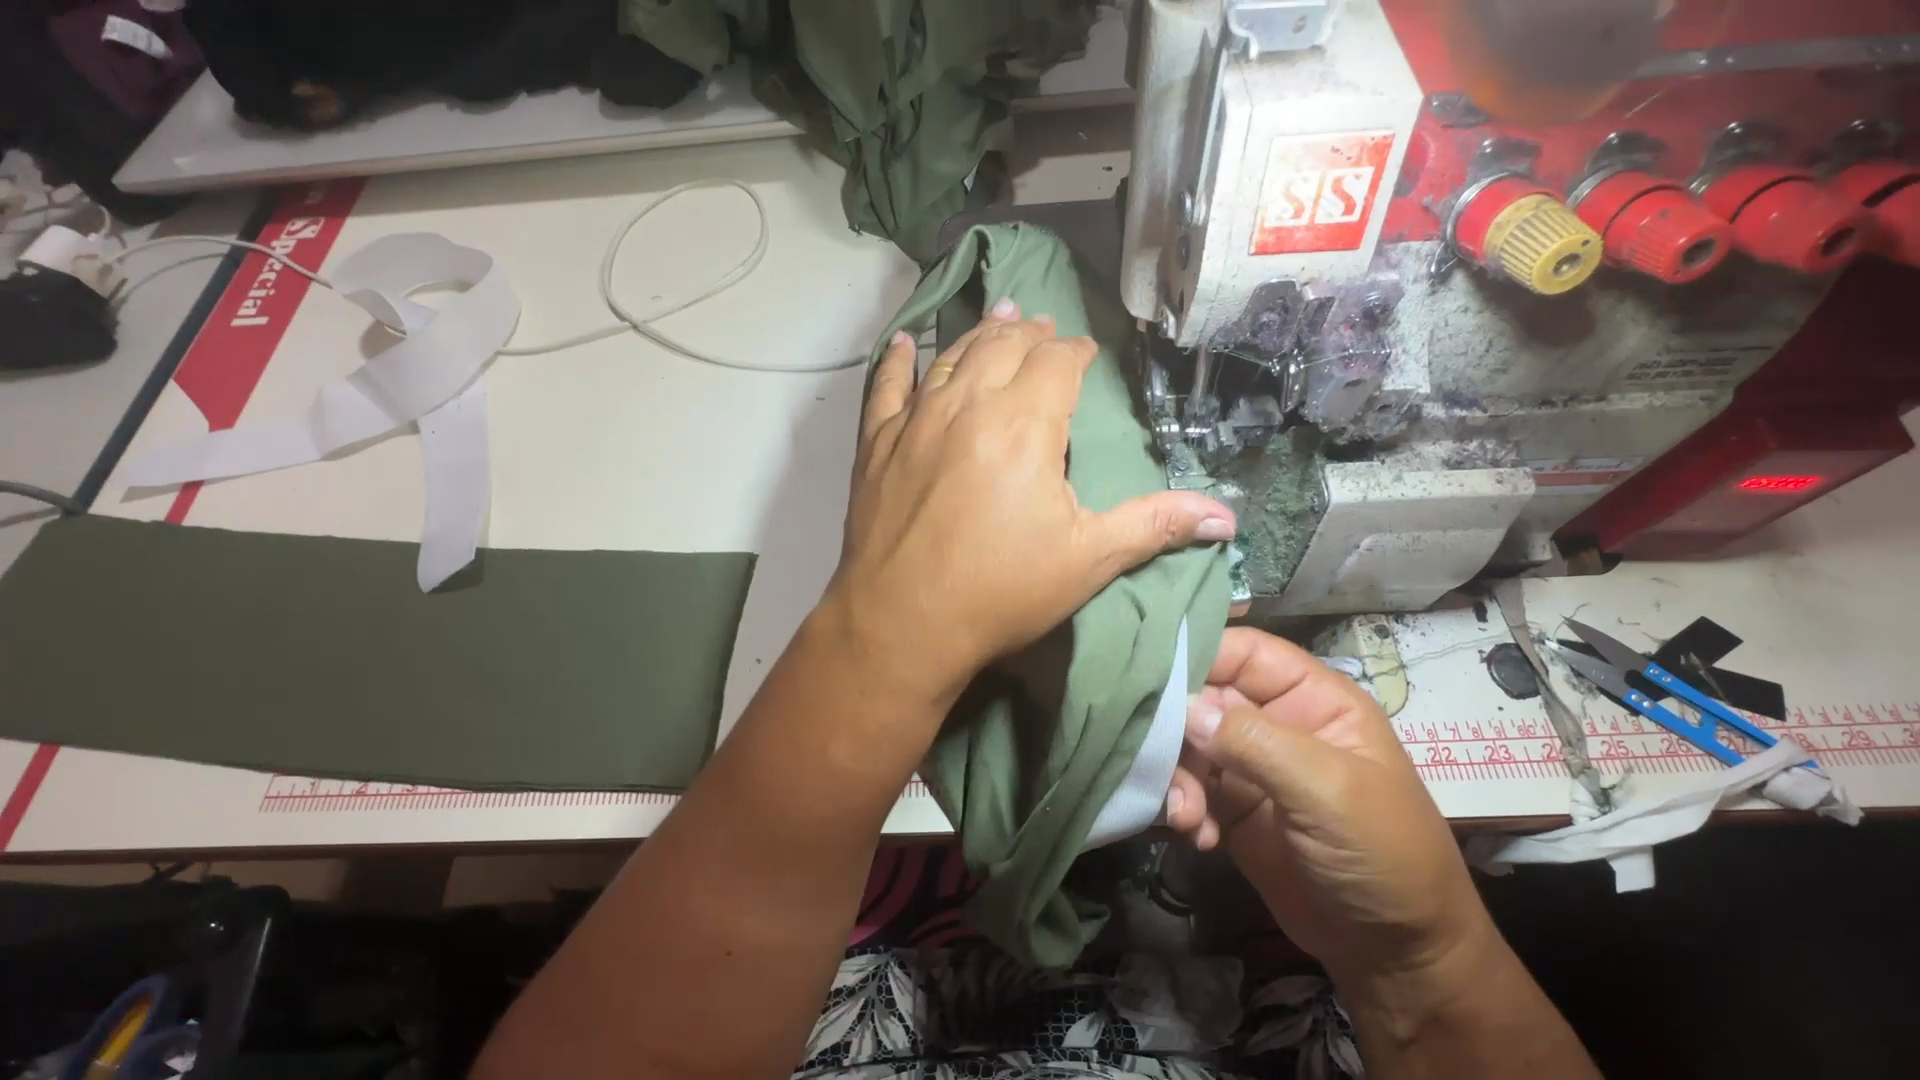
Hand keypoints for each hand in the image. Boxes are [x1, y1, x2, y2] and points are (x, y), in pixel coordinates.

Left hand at [822, 302, 1235, 703]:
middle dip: (1030, 334)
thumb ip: (1154, 525)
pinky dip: (898, 360)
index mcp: (1024, 424)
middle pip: (1003, 347)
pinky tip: (906, 342)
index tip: (1086, 353)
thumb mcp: (1088, 560)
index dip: (1076, 352)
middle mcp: (968, 406)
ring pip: (951, 358)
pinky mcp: (876, 444)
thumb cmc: (1001, 592)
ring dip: (979, 335)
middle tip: (1043, 328)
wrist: (902, 623)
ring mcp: (915, 421)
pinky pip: (886, 386)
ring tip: (999, 318)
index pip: (1057, 364)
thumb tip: (1228, 516)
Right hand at [1165, 627, 1493, 987]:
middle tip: (1158, 759)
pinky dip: (1183, 808)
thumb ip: (1255, 742)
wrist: (1396, 954)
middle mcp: (1277, 723)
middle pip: (1204, 697)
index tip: (1150, 676)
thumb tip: (1185, 706)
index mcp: (1313, 698)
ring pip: (1189, 744)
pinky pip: (1189, 789)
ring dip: (1176, 776)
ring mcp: (1251, 768)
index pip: (1244, 651)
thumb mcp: (1328, 791)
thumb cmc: (1384, 855)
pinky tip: (1198, 836)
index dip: (1197, 653)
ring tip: (1187, 815)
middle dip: (1177, 727)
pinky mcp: (1232, 810)